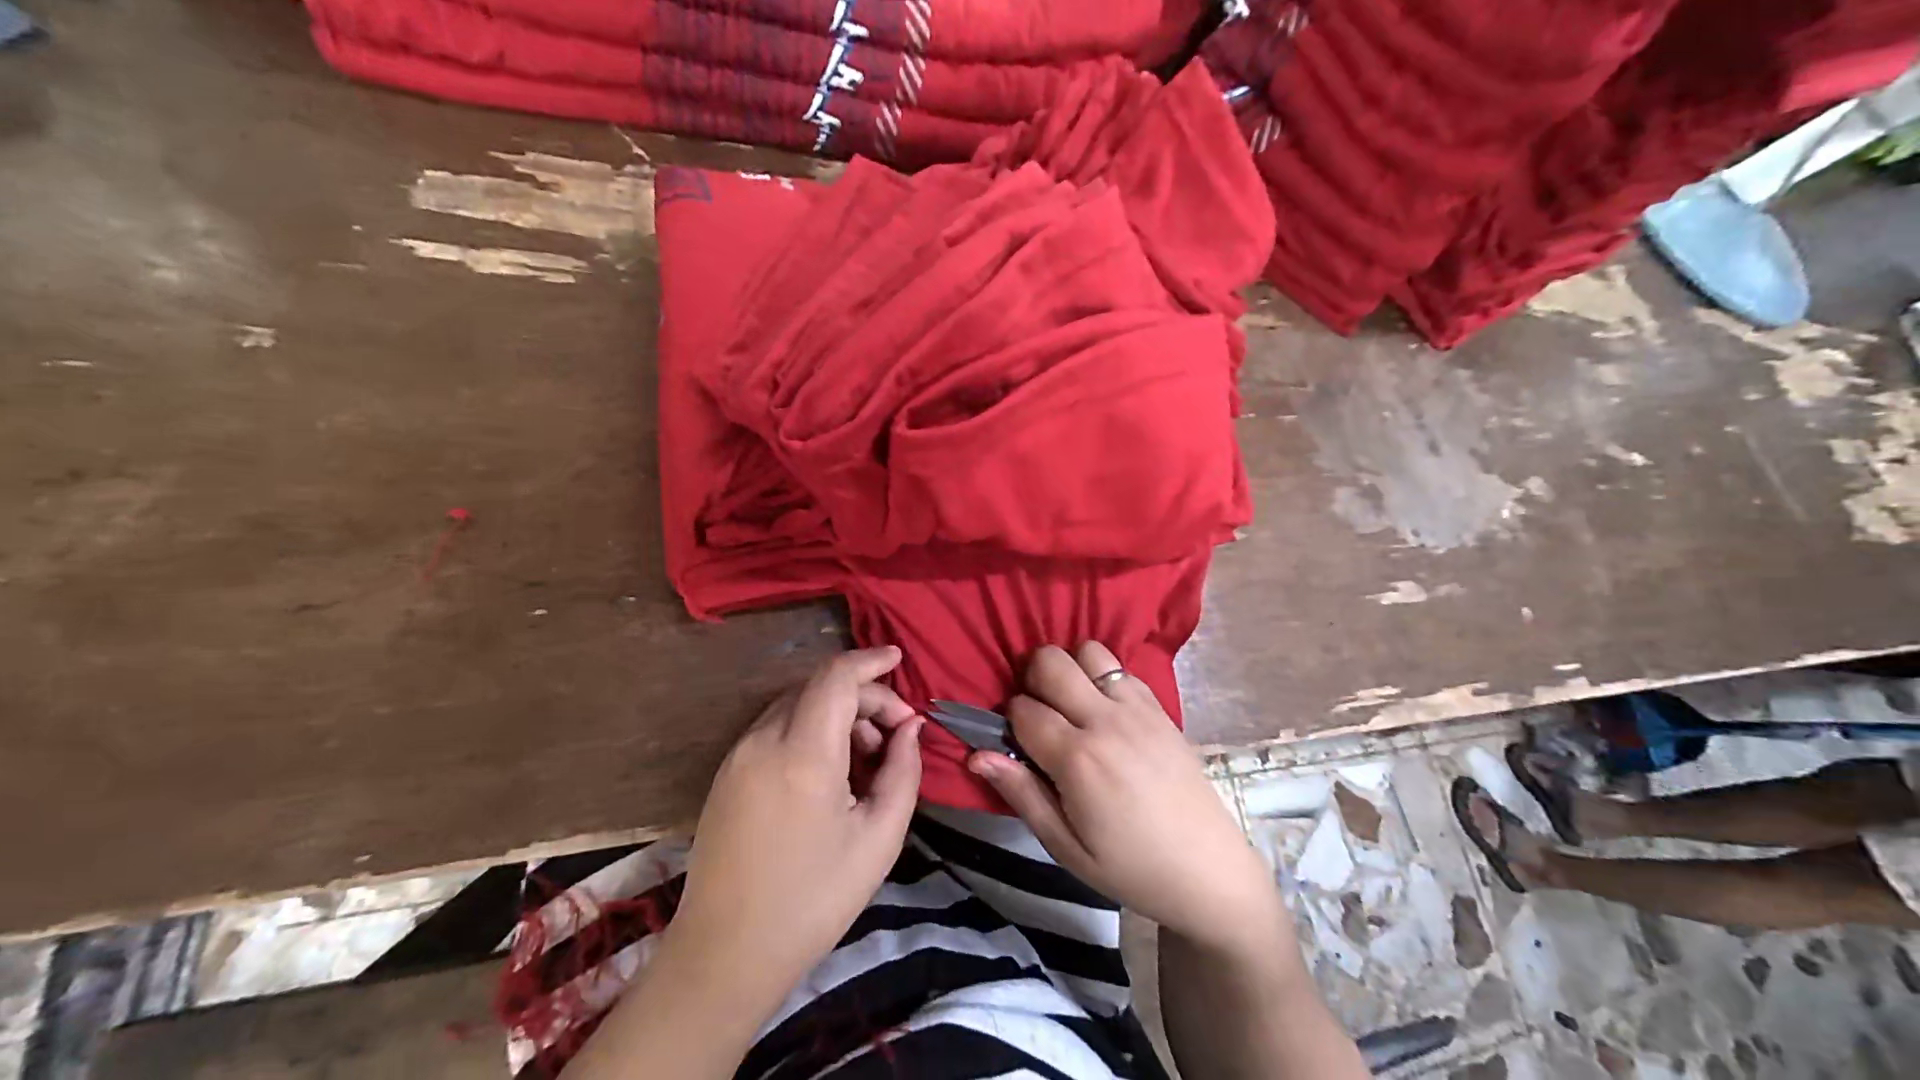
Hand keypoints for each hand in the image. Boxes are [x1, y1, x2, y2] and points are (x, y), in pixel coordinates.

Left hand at [667, 647, 923, 1005]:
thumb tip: (910, 728)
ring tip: (865, 760)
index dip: (871, 659)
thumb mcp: (878, 838)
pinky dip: (809, 731)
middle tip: (895, 737)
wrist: (725, 954)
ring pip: (796, 706)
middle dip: (863, 697)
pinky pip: (775, 730)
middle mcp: (762, 741)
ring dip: (836, 714)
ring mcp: (737, 756)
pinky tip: (828, 773)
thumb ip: (902, 770)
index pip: (836, 677)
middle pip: (818, 688)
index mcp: (803, 754)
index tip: (899, 660)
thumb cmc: (814, 900)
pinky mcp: (725, 774)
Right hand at [967, 642, 1281, 953]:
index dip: (1010, 723)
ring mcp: (1138, 709)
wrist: (1210, 871)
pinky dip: (1103, 677)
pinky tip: (1105, 711)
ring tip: (1072, 705)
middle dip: (1032, 680)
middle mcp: (1106, 721)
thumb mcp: (1066, 846)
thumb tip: (976, 755)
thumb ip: (1021, 794)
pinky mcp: (1161, 708)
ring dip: (1070, 670)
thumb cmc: (1131, 867)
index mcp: (1078, 759)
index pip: (1022, 709)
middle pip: (1051, 661)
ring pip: (1088, 650)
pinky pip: (1122, 668)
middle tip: (1040, 716)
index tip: (1020, 745)